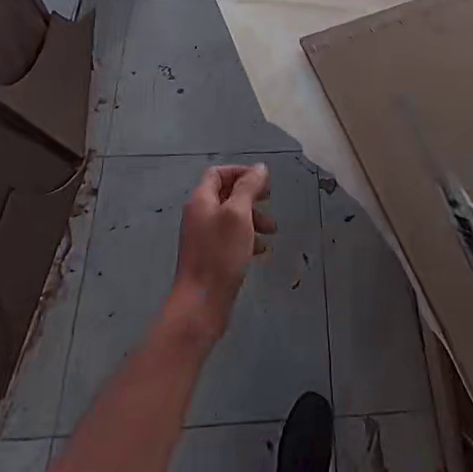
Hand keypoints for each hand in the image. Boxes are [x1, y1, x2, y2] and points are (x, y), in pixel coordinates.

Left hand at [167, 163, 274, 338]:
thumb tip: (259, 168)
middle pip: (227, 193)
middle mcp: (200, 215)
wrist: (201, 303)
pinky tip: (261, 249)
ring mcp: (204, 237)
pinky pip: (231, 237)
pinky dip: (248, 237)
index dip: (241, 171)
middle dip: (251, 194)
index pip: (218, 173)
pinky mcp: (211, 256)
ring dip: (254, 217)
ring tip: (272, 230)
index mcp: (201, 201)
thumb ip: (248, 187)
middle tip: (270, 199)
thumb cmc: (220, 254)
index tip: (263, 181)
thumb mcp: (238, 214)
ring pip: (232, 216)